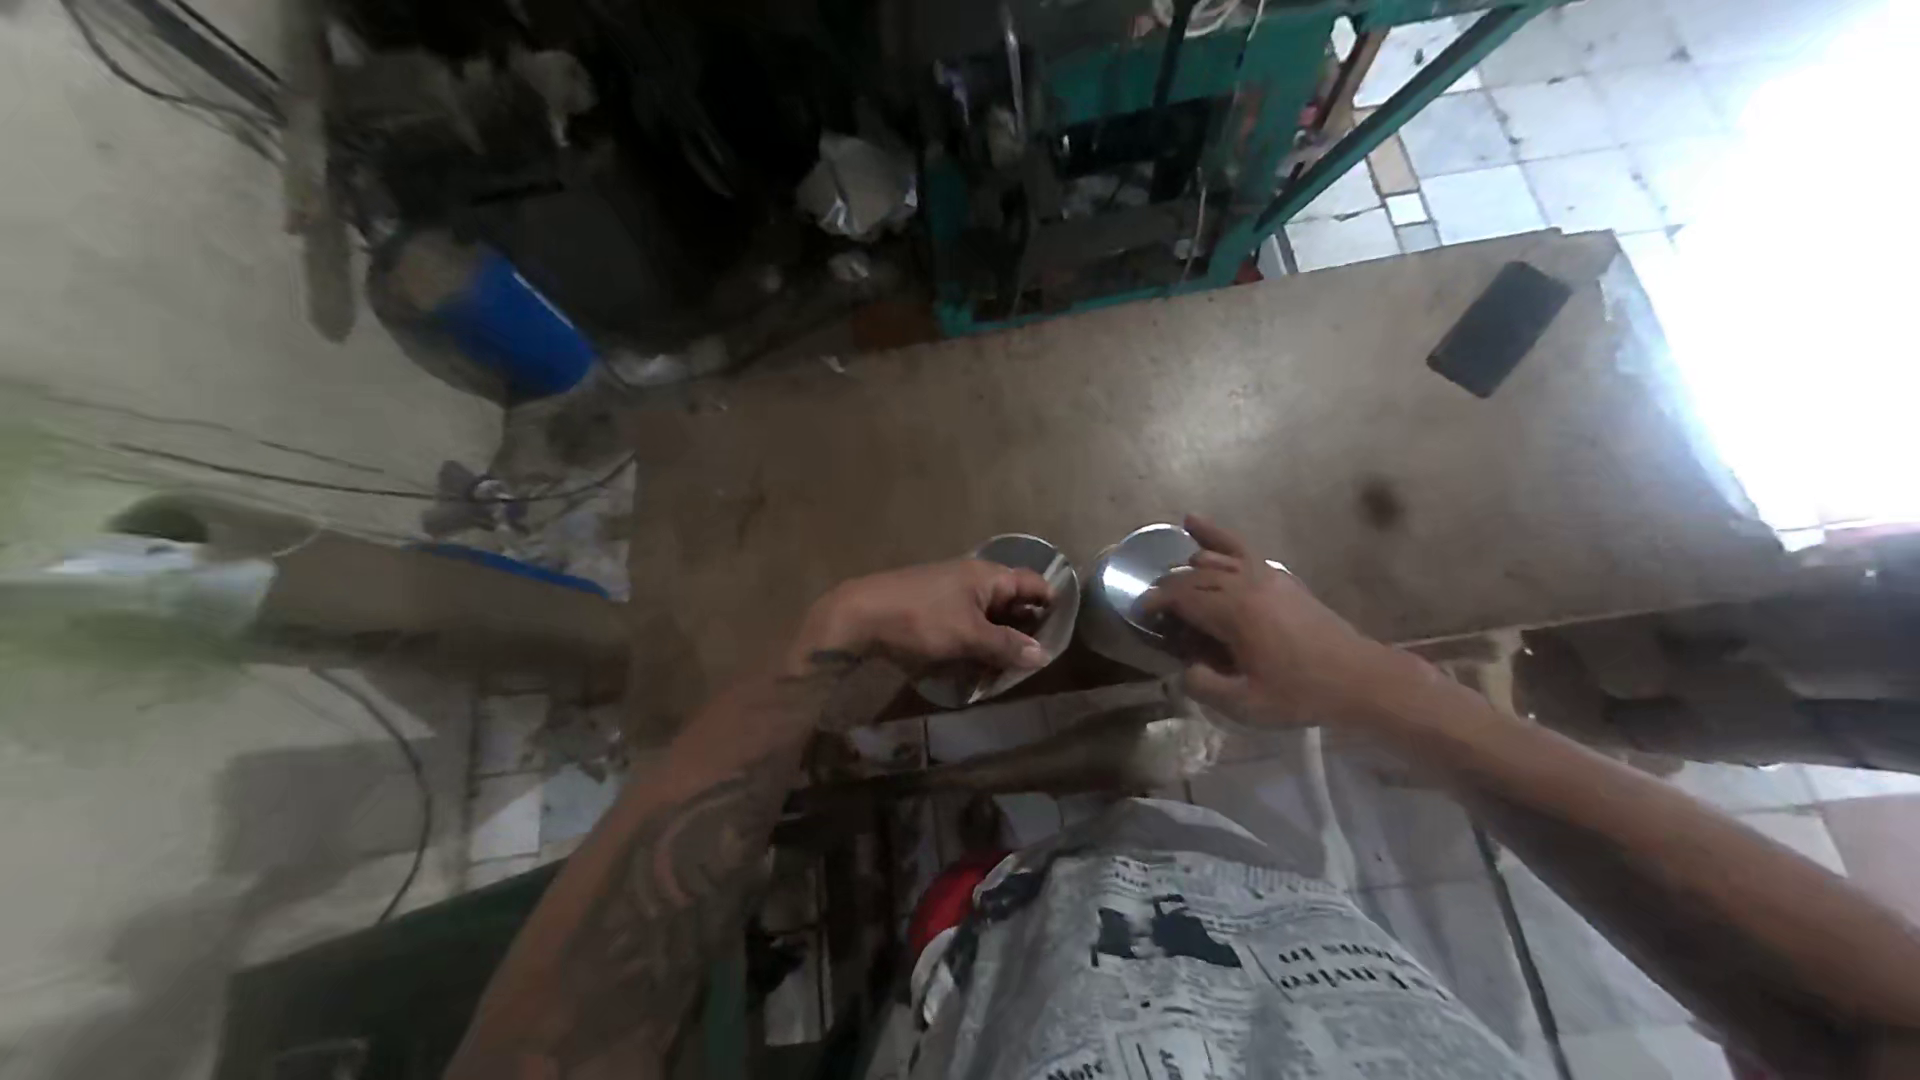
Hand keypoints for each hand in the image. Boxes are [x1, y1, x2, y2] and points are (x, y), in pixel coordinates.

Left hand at [789, 560, 1054, 674]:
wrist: (859, 615)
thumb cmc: (920, 619)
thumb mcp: (968, 636)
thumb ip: (1006, 645)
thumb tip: (1043, 655)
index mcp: (988, 575)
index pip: (1034, 584)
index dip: (1051, 605)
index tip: (1062, 635)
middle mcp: (974, 578)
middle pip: (1013, 601)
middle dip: (1025, 629)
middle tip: (1035, 661)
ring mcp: (952, 592)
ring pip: (989, 615)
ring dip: (999, 639)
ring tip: (1008, 669)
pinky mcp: (934, 608)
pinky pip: (968, 622)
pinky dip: (977, 640)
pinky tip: (977, 662)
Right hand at [1142, 515, 1397, 726]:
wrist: (1360, 679)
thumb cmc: (1301, 693)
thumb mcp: (1247, 705)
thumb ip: (1204, 686)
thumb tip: (1183, 668)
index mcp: (1234, 612)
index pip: (1180, 597)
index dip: (1155, 602)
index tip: (1140, 613)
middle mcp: (1245, 584)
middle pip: (1193, 575)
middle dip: (1168, 588)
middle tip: (1156, 609)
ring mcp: (1265, 574)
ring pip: (1213, 557)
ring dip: (1187, 566)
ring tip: (1174, 579)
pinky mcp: (1280, 576)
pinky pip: (1240, 547)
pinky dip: (1214, 536)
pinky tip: (1195, 523)